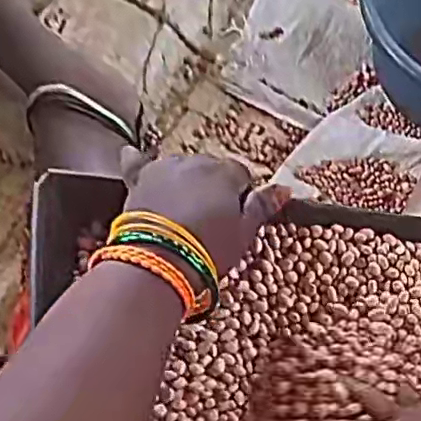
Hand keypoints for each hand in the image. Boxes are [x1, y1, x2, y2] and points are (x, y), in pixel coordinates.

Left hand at [120, 150, 290, 278]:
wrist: (161, 259)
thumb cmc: (208, 251)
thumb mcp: (243, 235)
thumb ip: (261, 207)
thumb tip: (283, 189)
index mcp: (225, 173)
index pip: (241, 175)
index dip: (241, 197)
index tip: (236, 218)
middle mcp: (195, 162)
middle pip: (209, 170)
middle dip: (212, 190)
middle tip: (211, 222)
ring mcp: (164, 168)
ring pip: (180, 169)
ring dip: (184, 184)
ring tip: (183, 216)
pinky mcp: (138, 180)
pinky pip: (137, 162)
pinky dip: (140, 164)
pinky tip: (136, 161)